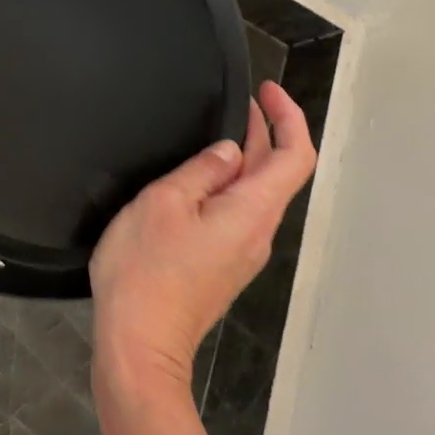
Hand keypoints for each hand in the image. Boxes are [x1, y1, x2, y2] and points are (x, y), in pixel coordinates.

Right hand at [89, 82, 317, 392]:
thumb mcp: (164, 202)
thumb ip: (201, 170)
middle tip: (234, 101)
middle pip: (276, 174)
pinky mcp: (222, 267)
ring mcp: (242, 254)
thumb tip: (230, 152)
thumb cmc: (147, 268)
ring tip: (212, 132)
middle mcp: (257, 233)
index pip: (295, 157)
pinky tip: (195, 178)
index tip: (266, 91)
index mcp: (251, 211)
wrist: (138, 343)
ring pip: (255, 194)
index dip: (289, 117)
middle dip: (263, 132)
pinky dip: (227, 183)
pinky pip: (236, 213)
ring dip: (243, 157)